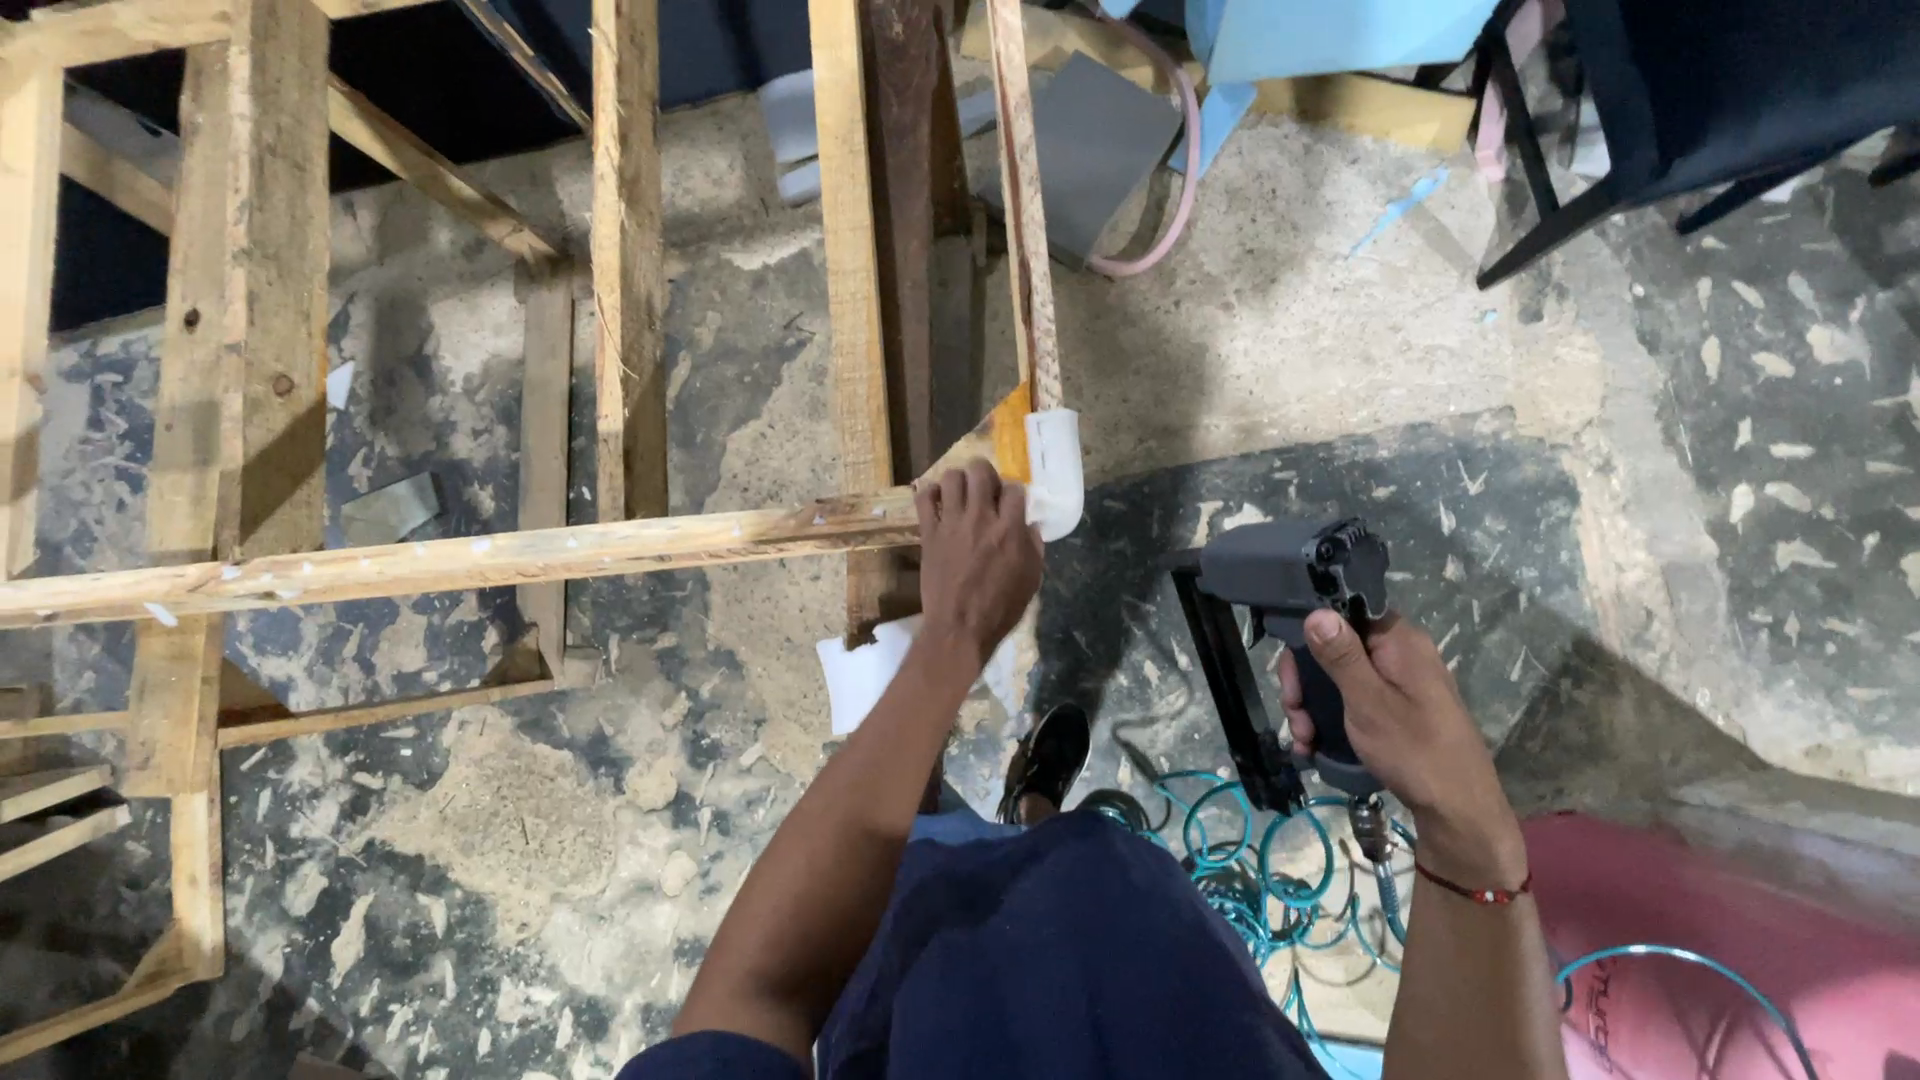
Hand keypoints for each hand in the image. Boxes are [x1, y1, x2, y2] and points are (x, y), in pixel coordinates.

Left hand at [914, 462, 1044, 666]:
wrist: (959, 627)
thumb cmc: (1001, 609)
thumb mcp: (1031, 580)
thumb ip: (1034, 548)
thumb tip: (1030, 527)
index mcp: (1010, 529)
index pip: (1015, 488)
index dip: (1014, 493)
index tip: (1011, 503)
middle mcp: (981, 518)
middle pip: (981, 472)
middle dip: (985, 473)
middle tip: (985, 487)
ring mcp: (952, 523)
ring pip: (952, 477)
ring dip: (958, 480)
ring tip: (961, 493)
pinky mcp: (929, 533)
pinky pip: (924, 498)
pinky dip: (930, 493)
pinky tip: (938, 501)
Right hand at [1276, 611, 1526, 886]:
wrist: (1457, 811)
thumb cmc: (1414, 750)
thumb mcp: (1368, 702)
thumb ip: (1341, 656)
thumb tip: (1317, 611)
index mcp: (1399, 641)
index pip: (1344, 616)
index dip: (1310, 639)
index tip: (1291, 674)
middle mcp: (1399, 655)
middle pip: (1334, 650)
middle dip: (1305, 684)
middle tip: (1294, 715)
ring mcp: (1398, 684)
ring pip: (1337, 680)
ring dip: (1311, 707)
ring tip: (1303, 739)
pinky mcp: (1394, 709)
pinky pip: (1351, 701)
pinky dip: (1329, 720)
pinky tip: (1313, 745)